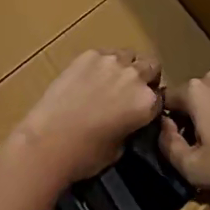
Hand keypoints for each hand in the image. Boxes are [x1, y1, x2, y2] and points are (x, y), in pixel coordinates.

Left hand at [10, 49, 164, 184]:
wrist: (50, 138)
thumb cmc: (86, 155)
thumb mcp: (120, 148)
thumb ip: (132, 126)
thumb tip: (129, 119)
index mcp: (146, 102)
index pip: (160, 96)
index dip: (151, 103)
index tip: (142, 110)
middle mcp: (134, 76)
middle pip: (151, 66)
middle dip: (145, 77)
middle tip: (129, 92)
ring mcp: (110, 61)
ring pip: (128, 55)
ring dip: (125, 66)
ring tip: (109, 82)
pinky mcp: (88, 54)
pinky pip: (104, 54)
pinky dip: (102, 64)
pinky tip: (89, 78)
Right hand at [159, 71, 209, 198]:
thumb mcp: (190, 167)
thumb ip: (167, 145)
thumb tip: (163, 128)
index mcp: (194, 89)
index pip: (165, 100)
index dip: (164, 123)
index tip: (172, 145)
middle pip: (186, 100)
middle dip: (184, 122)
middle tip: (192, 152)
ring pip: (205, 103)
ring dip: (203, 123)